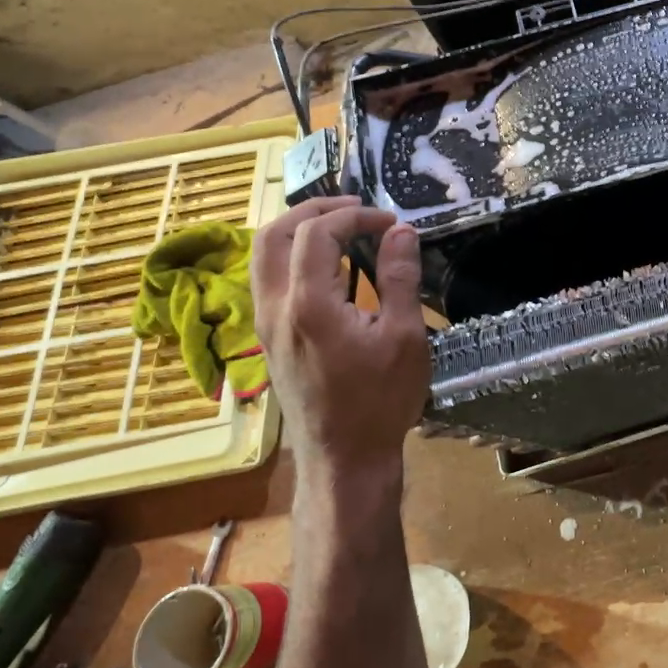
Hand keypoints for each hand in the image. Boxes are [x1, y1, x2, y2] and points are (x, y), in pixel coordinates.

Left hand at [251, 196, 430, 470]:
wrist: (344, 459)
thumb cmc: (380, 400)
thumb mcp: (405, 337)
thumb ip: (400, 278)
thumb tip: (399, 231)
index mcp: (308, 305)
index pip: (317, 234)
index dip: (355, 216)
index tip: (391, 222)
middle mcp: (275, 309)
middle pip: (274, 235)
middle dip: (315, 211)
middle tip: (357, 208)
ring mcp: (266, 326)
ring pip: (262, 257)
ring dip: (298, 231)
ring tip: (341, 227)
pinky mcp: (269, 340)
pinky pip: (268, 280)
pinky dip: (293, 256)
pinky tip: (329, 266)